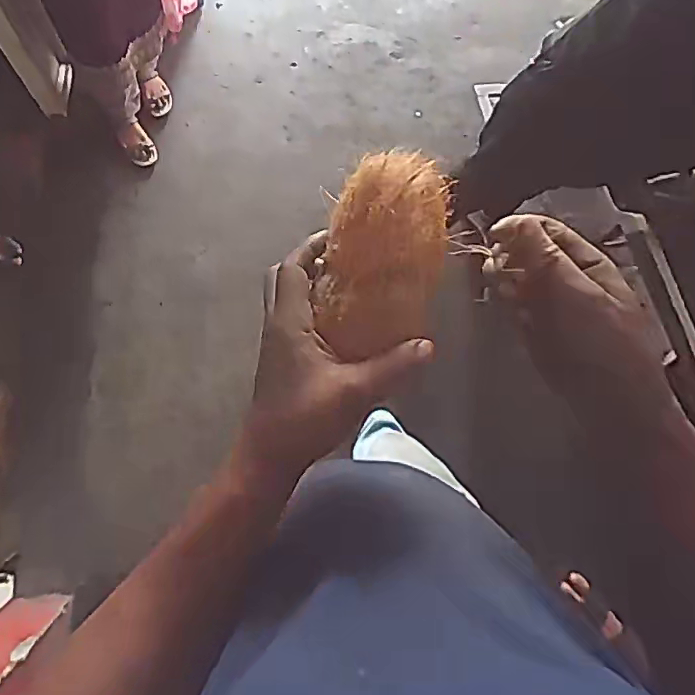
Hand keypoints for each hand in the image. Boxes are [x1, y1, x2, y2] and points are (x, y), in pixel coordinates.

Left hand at [235, 232, 434, 492]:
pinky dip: (314, 308)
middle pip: (283, 276)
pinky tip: (344, 322)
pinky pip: (295, 319)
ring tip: (350, 283)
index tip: (339, 237)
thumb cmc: (302, 420)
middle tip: (344, 259)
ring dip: (312, 284)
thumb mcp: (354, 392)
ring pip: (287, 298)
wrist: (267, 457)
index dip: (312, 247)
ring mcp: (276, 343)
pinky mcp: (282, 359)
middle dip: (310, 261)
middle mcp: (277, 325)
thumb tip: (427, 344)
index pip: (292, 268)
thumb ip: (392, 367)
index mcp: (288, 323)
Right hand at [485, 215, 672, 412]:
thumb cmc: (604, 348)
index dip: (520, 229)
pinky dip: (509, 307)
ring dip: (506, 282)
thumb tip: (515, 222)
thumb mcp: (577, 294)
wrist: (616, 411)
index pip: (548, 231)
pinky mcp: (539, 335)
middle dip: (509, 257)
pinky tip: (509, 312)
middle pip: (529, 256)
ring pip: (518, 282)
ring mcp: (553, 310)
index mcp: (588, 264)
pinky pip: (516, 310)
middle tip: (496, 269)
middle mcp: (569, 282)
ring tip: (503, 292)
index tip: (493, 235)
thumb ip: (545, 256)